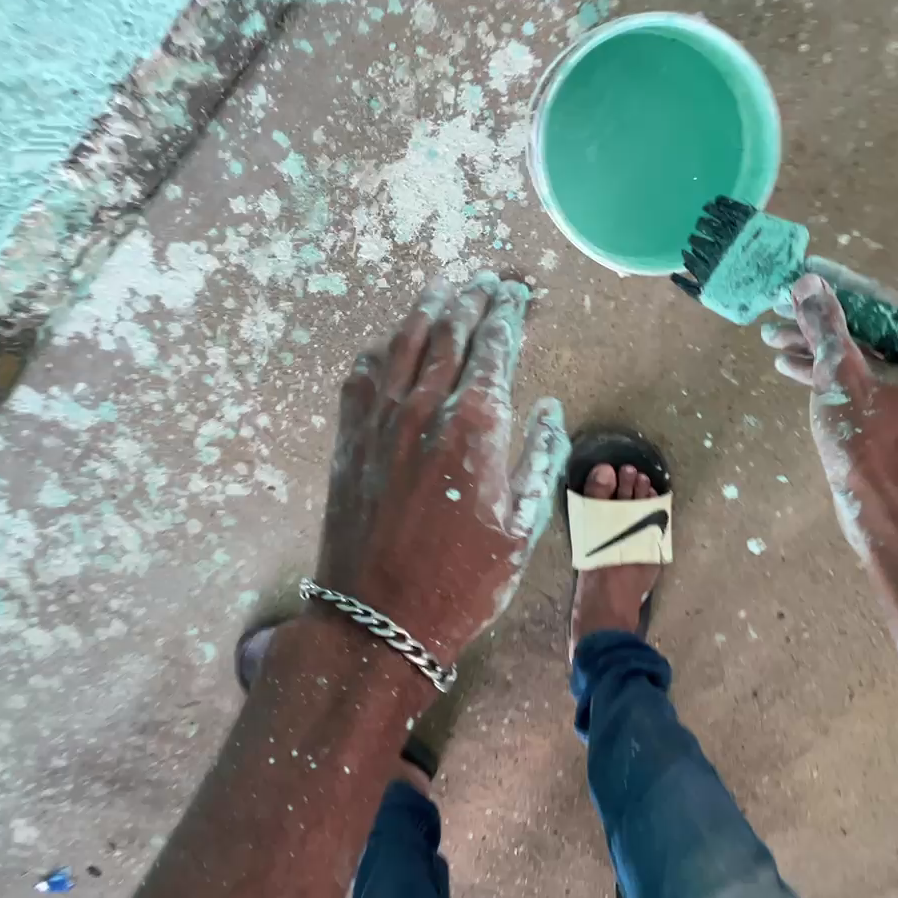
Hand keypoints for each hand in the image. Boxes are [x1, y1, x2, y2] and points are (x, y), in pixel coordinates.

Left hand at [316, 272, 569, 662]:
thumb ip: (540, 456)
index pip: (496, 348)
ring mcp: (381, 421)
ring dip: (427, 311)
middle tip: (488, 280)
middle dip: (473, 300)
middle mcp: (426, 408)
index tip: (519, 292)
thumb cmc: (465, 579)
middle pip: (450, 333)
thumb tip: (546, 407)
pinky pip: (363, 377)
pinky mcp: (351, 440)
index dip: (510, 313)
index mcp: (476, 425)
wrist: (380, 617)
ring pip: (404, 344)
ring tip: (444, 289)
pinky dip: (381, 350)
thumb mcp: (524, 526)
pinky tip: (390, 344)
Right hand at [761, 258, 897, 556]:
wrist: (884, 511)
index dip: (833, 286)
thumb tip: (807, 282)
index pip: (877, 301)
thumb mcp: (841, 378)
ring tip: (771, 336)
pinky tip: (788, 365)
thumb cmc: (870, 444)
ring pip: (857, 352)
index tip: (798, 272)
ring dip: (814, 344)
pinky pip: (857, 377)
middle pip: (865, 325)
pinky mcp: (891, 408)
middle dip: (817, 318)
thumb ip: (825, 327)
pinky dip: (824, 371)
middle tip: (776, 305)